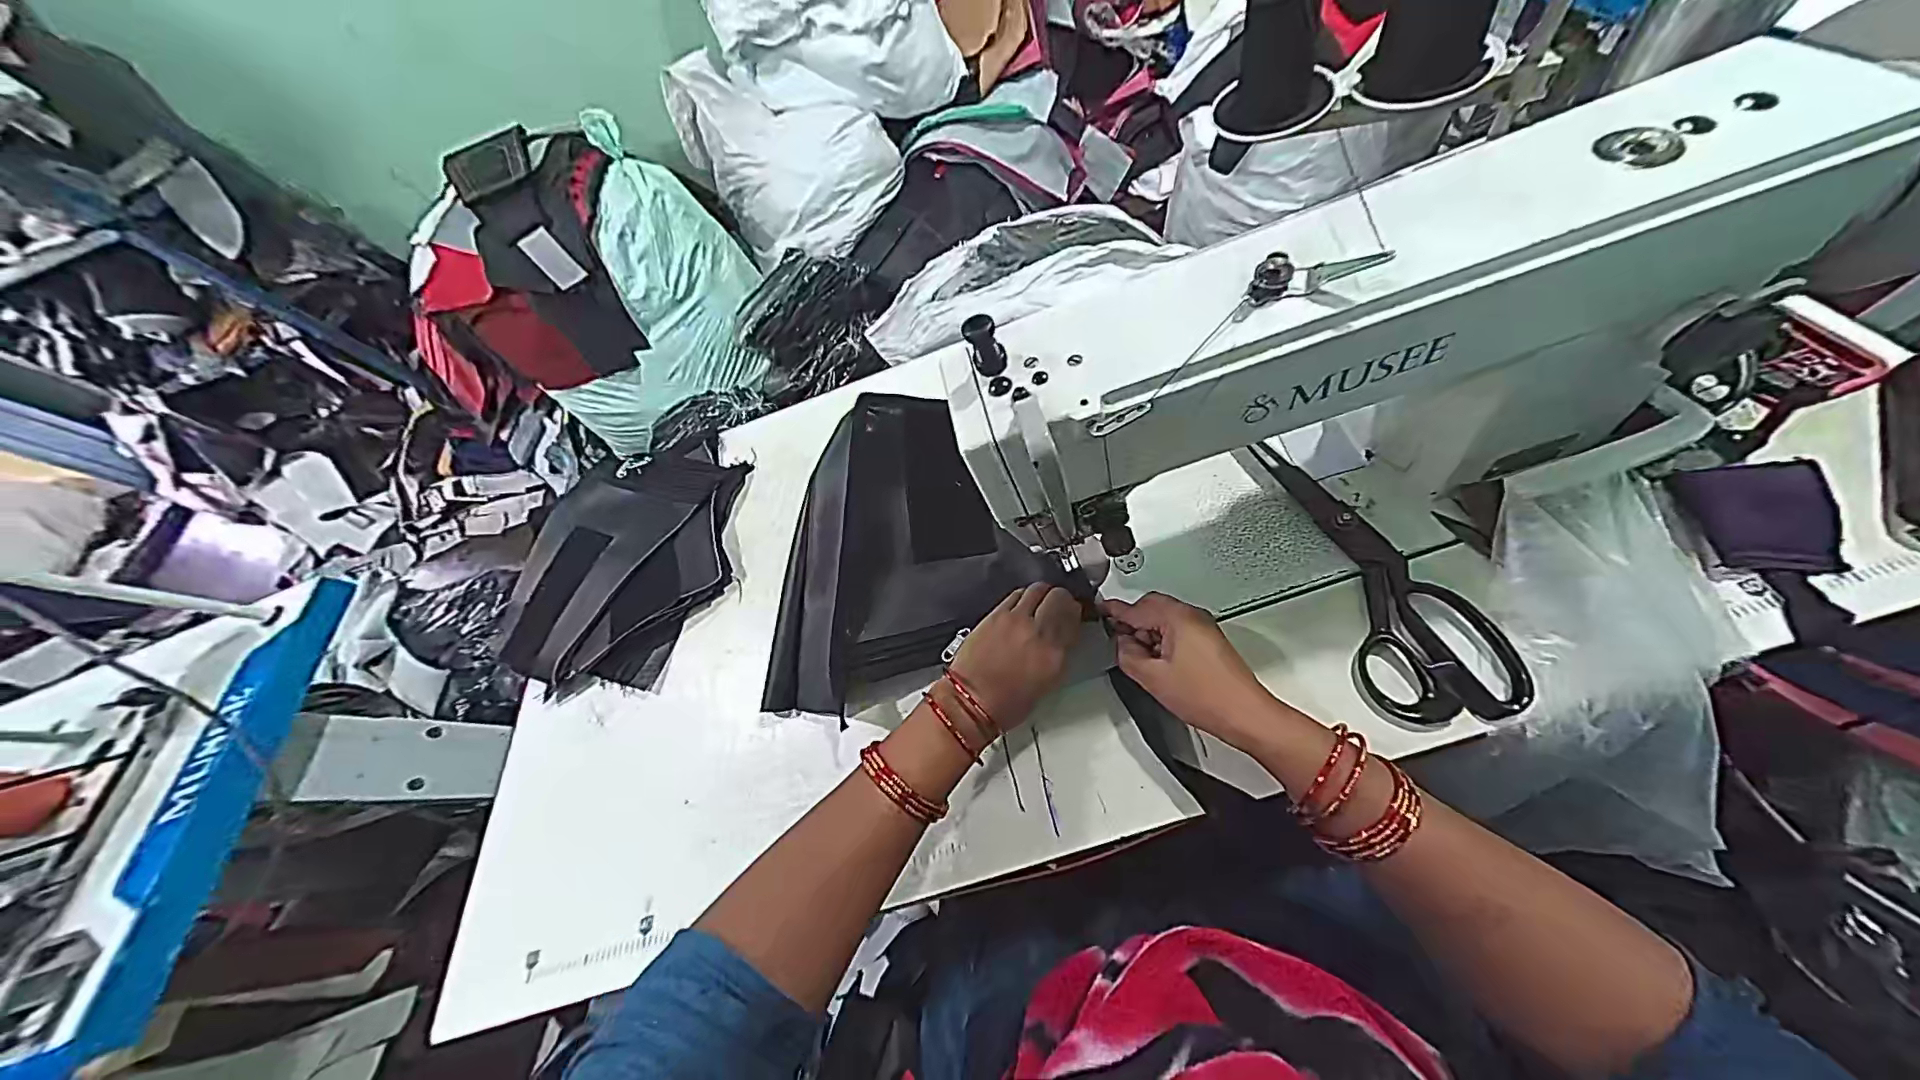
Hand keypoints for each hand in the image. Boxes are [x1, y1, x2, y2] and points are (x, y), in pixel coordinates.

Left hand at [947, 584, 1083, 731]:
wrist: (972, 700)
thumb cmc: (1006, 701)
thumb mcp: (1048, 682)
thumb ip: (1059, 653)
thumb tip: (1063, 637)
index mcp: (1055, 653)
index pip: (1073, 617)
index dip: (1074, 612)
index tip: (1072, 614)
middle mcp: (1037, 632)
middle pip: (1058, 596)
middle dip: (1061, 599)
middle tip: (1058, 605)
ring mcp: (1015, 620)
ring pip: (1037, 589)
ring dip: (1042, 595)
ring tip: (1039, 604)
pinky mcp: (994, 615)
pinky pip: (1015, 595)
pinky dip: (1022, 597)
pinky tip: (1020, 606)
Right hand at [1102, 592, 1283, 746]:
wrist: (1244, 714)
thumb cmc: (1210, 697)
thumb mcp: (1152, 678)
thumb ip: (1127, 655)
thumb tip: (1121, 645)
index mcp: (1178, 618)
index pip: (1136, 607)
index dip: (1114, 611)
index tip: (1102, 611)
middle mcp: (1194, 616)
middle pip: (1152, 607)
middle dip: (1133, 623)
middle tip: (1120, 641)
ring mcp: (1204, 627)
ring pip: (1164, 619)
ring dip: (1149, 633)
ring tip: (1145, 661)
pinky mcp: (1208, 641)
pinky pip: (1178, 630)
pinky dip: (1164, 641)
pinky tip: (1162, 665)